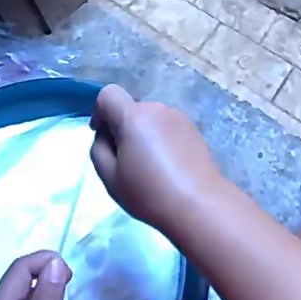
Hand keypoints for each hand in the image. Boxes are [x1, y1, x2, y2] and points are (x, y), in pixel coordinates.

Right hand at [88, 84, 225, 234]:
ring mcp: (177, 116)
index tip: (103, 137)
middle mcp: (156, 109)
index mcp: (133, 117)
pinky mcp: (193, 128)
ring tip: (150, 165)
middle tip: (126, 160)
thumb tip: (106, 136)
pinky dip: (160, 138)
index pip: (108, 94)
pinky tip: (168, 166)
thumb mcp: (110, 178)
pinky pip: (166, 126)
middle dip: (122, 127)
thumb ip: (99, 149)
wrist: (201, 205)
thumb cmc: (150, 193)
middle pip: (130, 108)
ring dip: (143, 133)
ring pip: (149, 118)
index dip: (100, 112)